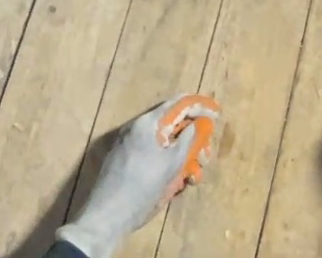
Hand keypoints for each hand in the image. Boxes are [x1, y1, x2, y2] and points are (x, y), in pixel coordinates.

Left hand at [56, 95, 219, 257]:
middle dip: (191, 137)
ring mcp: (127, 146)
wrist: (105, 219)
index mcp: (146, 123)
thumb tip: (196, 123)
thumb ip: (188, 139)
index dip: (199, 107)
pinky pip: (150, 155)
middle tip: (204, 153)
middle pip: (170, 124)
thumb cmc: (142, 186)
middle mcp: (135, 129)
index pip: (178, 104)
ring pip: (161, 143)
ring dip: (179, 154)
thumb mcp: (172, 163)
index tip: (216, 114)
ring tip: (192, 174)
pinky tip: (174, 181)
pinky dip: (164, 162)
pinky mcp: (122, 162)